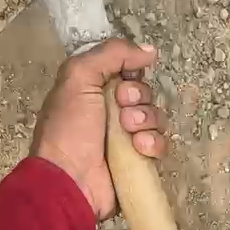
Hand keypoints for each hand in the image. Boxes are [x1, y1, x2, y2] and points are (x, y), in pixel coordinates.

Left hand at [29, 38, 165, 221]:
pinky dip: (154, 144)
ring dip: (146, 120)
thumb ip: (111, 54)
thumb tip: (149, 51)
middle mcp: (112, 112)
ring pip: (156, 118)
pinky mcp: (139, 162)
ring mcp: (127, 139)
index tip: (122, 81)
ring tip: (129, 132)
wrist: (71, 178)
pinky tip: (139, 149)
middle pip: (145, 94)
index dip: (131, 73)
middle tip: (121, 110)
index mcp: (95, 90)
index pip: (128, 72)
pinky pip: (160, 145)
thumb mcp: (78, 76)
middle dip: (138, 99)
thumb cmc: (68, 127)